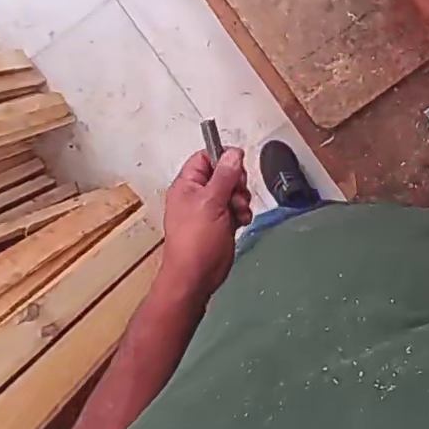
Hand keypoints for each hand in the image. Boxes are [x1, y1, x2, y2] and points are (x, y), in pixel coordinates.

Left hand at [160, 147, 251, 296]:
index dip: (223, 158)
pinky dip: (241, 213)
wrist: (196, 276)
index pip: (205, 157)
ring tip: (239, 211)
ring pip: (232, 191)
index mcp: (187, 185)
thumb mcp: (211, 202)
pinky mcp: (220, 222)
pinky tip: (241, 222)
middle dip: (236, 182)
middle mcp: (197, 194)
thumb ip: (224, 175)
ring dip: (241, 199)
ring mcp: (208, 209)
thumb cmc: (196, 240)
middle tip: (237, 194)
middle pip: (223, 173)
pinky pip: (235, 208)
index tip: (237, 167)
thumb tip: (233, 152)